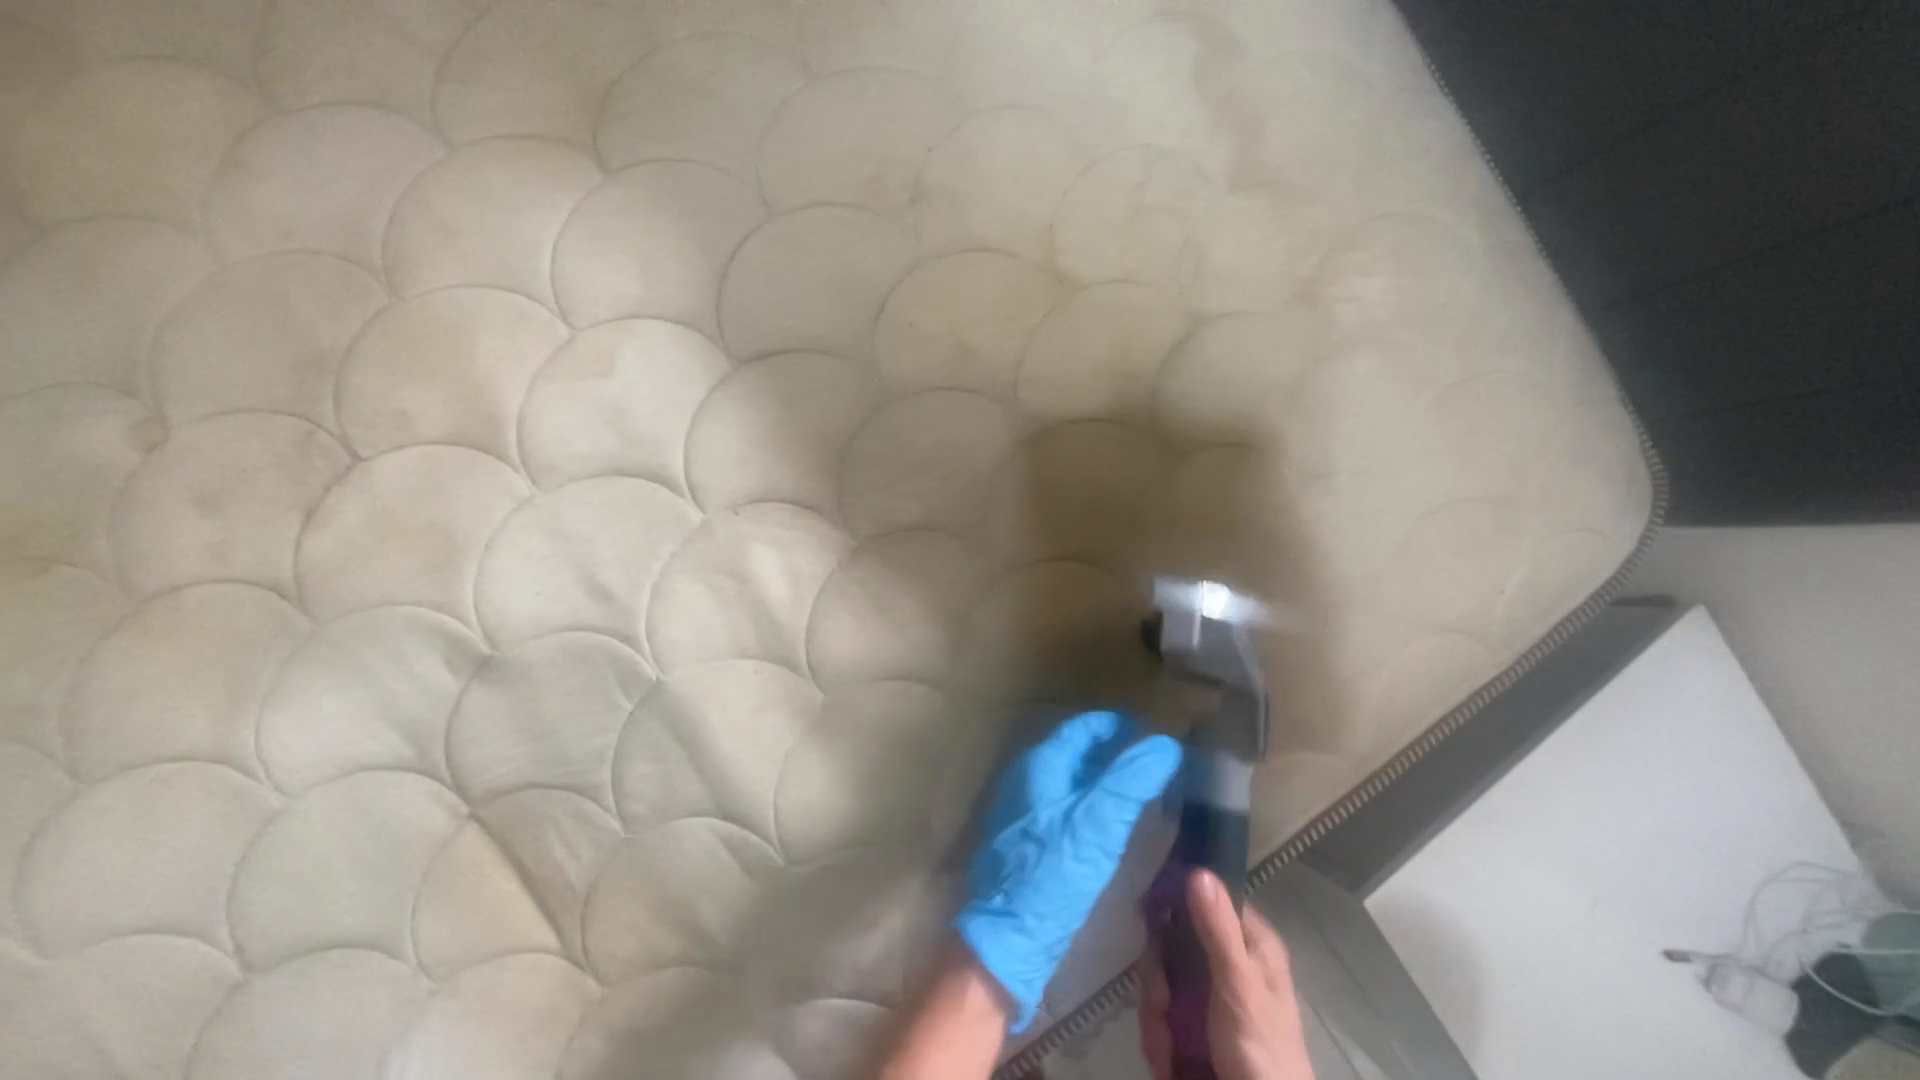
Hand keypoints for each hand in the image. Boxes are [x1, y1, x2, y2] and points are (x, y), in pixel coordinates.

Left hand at [954, 711, 1181, 1031]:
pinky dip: (1092, 805)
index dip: (1120, 726)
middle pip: (1077, 752)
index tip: (1155, 736)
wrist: (1006, 941)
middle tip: (1155, 764)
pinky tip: (1113, 827)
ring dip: (1104, 780)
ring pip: (1071, 782)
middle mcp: (1026, 782)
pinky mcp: (1027, 845)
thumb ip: (1130, 781)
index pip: (1084, 728)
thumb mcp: (1098, 825)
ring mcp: (1023, 814)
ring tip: (1142, 791)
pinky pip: (1066, 809)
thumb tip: (1165, 744)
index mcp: (1039, 766)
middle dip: (1115, 752)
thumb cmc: (1052, 876)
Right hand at [1140, 870, 1314, 1079]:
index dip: (1175, 912)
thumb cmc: (1262, 1051)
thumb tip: (1198, 870)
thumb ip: (1217, 930)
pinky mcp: (1193, 1027)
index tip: (1151, 927)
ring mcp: (1209, 996)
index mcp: (1250, 943)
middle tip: (1163, 1005)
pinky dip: (1159, 1039)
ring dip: (1156, 1018)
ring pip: (1161, 983)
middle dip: (1159, 983)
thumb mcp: (1239, 986)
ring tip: (1169, 1048)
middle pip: (1172, 946)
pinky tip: (1169, 1060)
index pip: (1204, 902)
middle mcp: (1228, 962)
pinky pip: (1160, 1016)